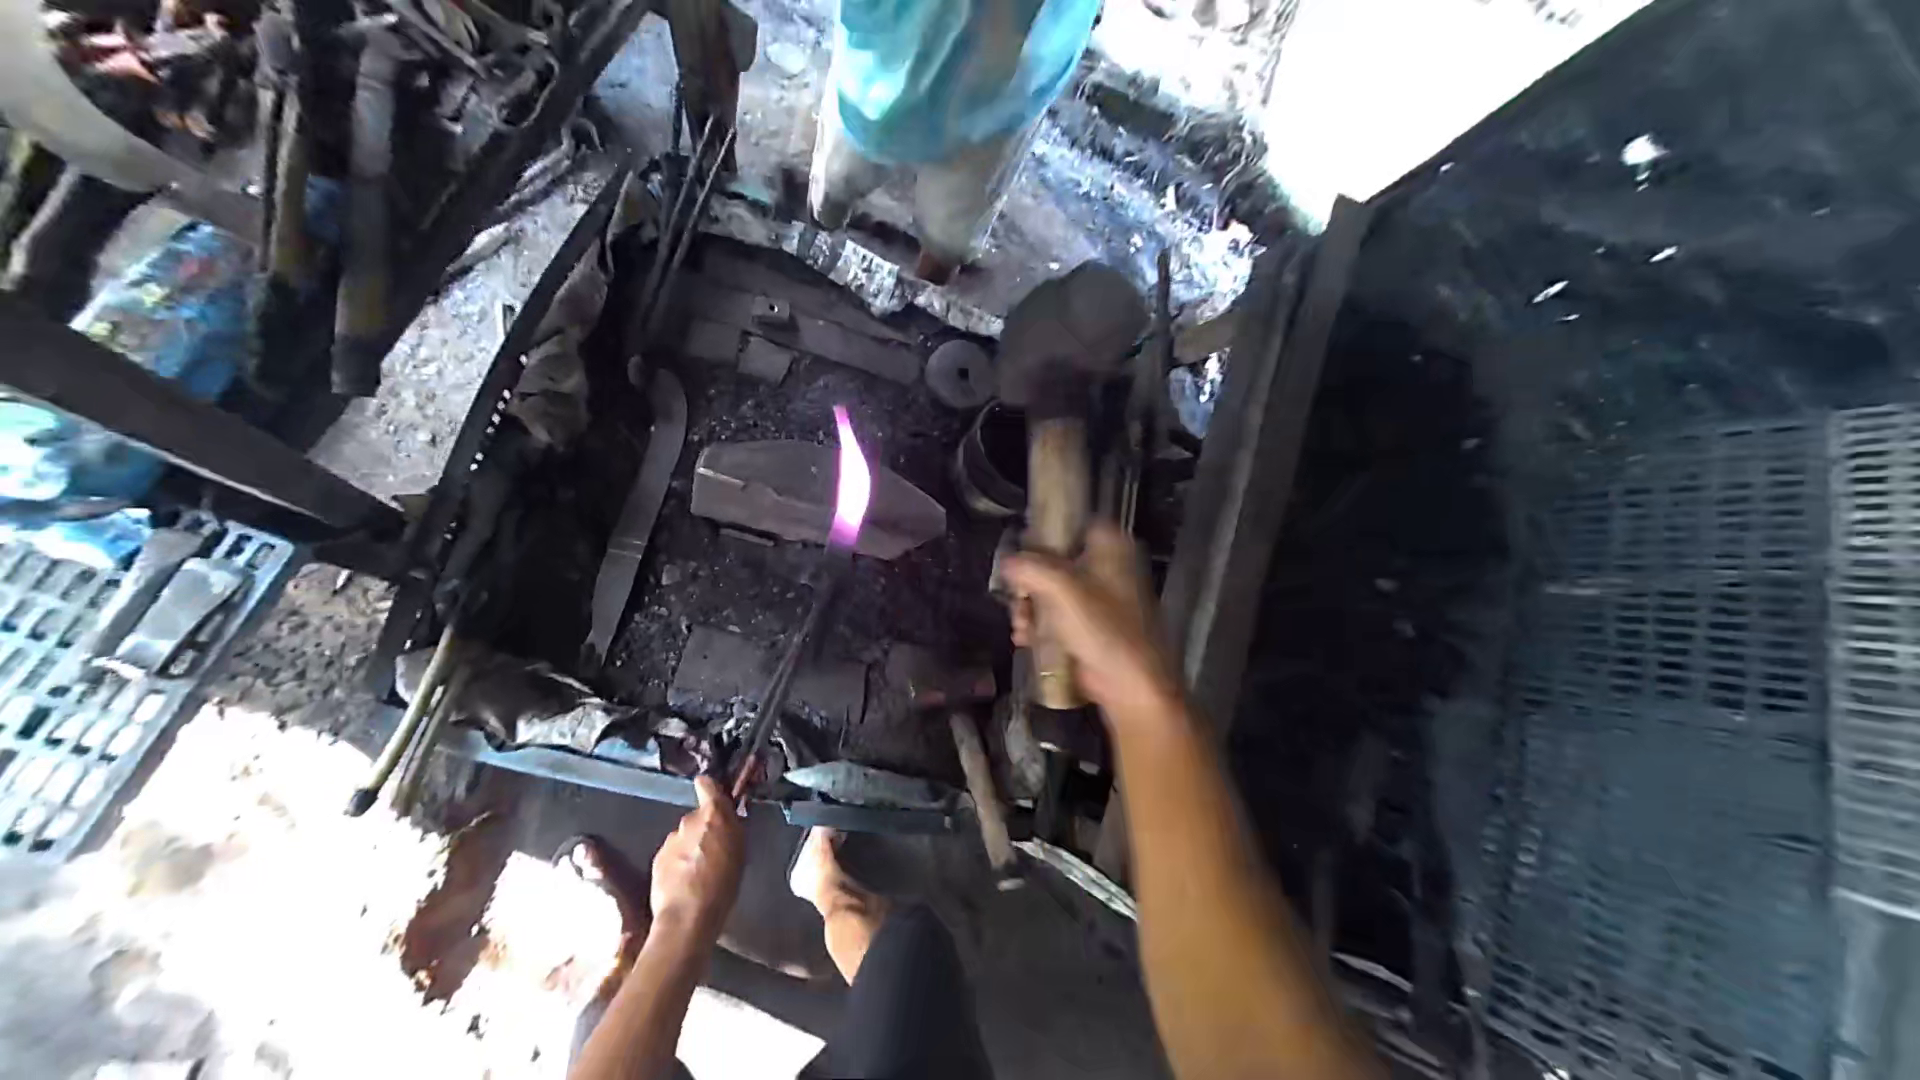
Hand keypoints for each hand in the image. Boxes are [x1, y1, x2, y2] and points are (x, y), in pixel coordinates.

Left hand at [649, 776, 745, 941]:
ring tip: (698, 871)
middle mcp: (689, 821)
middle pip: (697, 817)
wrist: (687, 917)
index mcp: (714, 815)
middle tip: (713, 850)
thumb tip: (728, 818)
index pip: (707, 785)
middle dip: (703, 829)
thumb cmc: (723, 884)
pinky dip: (678, 862)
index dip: (709, 787)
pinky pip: (672, 853)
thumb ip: (732, 828)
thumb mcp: (740, 852)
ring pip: (684, 836)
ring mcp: (670, 839)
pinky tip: (684, 881)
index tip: (712, 792)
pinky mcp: (657, 858)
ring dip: (690, 846)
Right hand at [1004, 522, 1183, 725]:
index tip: (1022, 547)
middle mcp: (1107, 570)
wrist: (1132, 686)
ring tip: (1020, 625)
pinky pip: (1057, 619)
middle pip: (1056, 562)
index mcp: (1112, 549)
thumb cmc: (1104, 629)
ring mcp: (1099, 602)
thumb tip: (1008, 561)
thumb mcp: (1063, 589)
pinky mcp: (1090, 630)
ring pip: (1053, 593)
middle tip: (1017, 597)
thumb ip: (1031, 567)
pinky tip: (1026, 639)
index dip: (1048, 533)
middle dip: (1030, 582)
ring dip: (1030, 608)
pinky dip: (1040, 627)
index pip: (1076, 524)